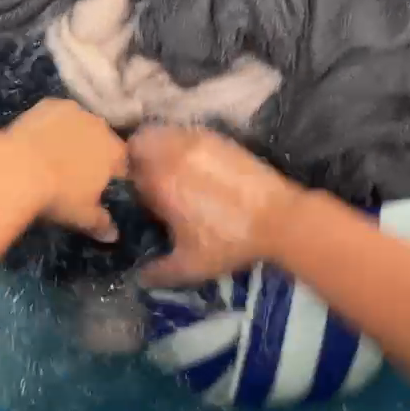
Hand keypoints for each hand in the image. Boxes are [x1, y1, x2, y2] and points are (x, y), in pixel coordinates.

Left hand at [0, 99, 127, 240]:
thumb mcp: (83, 216)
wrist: (19, 167)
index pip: (123, 162)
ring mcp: (74, 110)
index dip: (114, 173)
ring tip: (55, 153)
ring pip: (79, 123)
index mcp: (114, 152)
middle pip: (102, 138)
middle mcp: (100, 125)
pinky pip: (55, 114)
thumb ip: (101, 223)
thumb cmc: (58, 195)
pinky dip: (51, 124)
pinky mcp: (48, 103)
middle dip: (94, 151)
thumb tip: (113, 235)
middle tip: (77, 170)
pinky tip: (39, 138)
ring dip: (73, 135)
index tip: (103, 184)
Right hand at [128, 126, 306, 287]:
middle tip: (150, 179)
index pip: (129, 175)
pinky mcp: (215, 137)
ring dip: (156, 146)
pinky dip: (179, 141)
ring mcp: (194, 141)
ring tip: (169, 167)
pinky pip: (184, 132)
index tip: (142, 200)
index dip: (133, 187)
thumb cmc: (231, 241)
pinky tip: (193, 162)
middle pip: (138, 144)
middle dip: (137, 159)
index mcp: (159, 182)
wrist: (281, 219)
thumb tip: (139, 278)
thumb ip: (160, 272)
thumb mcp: (191, 265)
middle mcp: (170, 154)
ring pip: (160, 132)